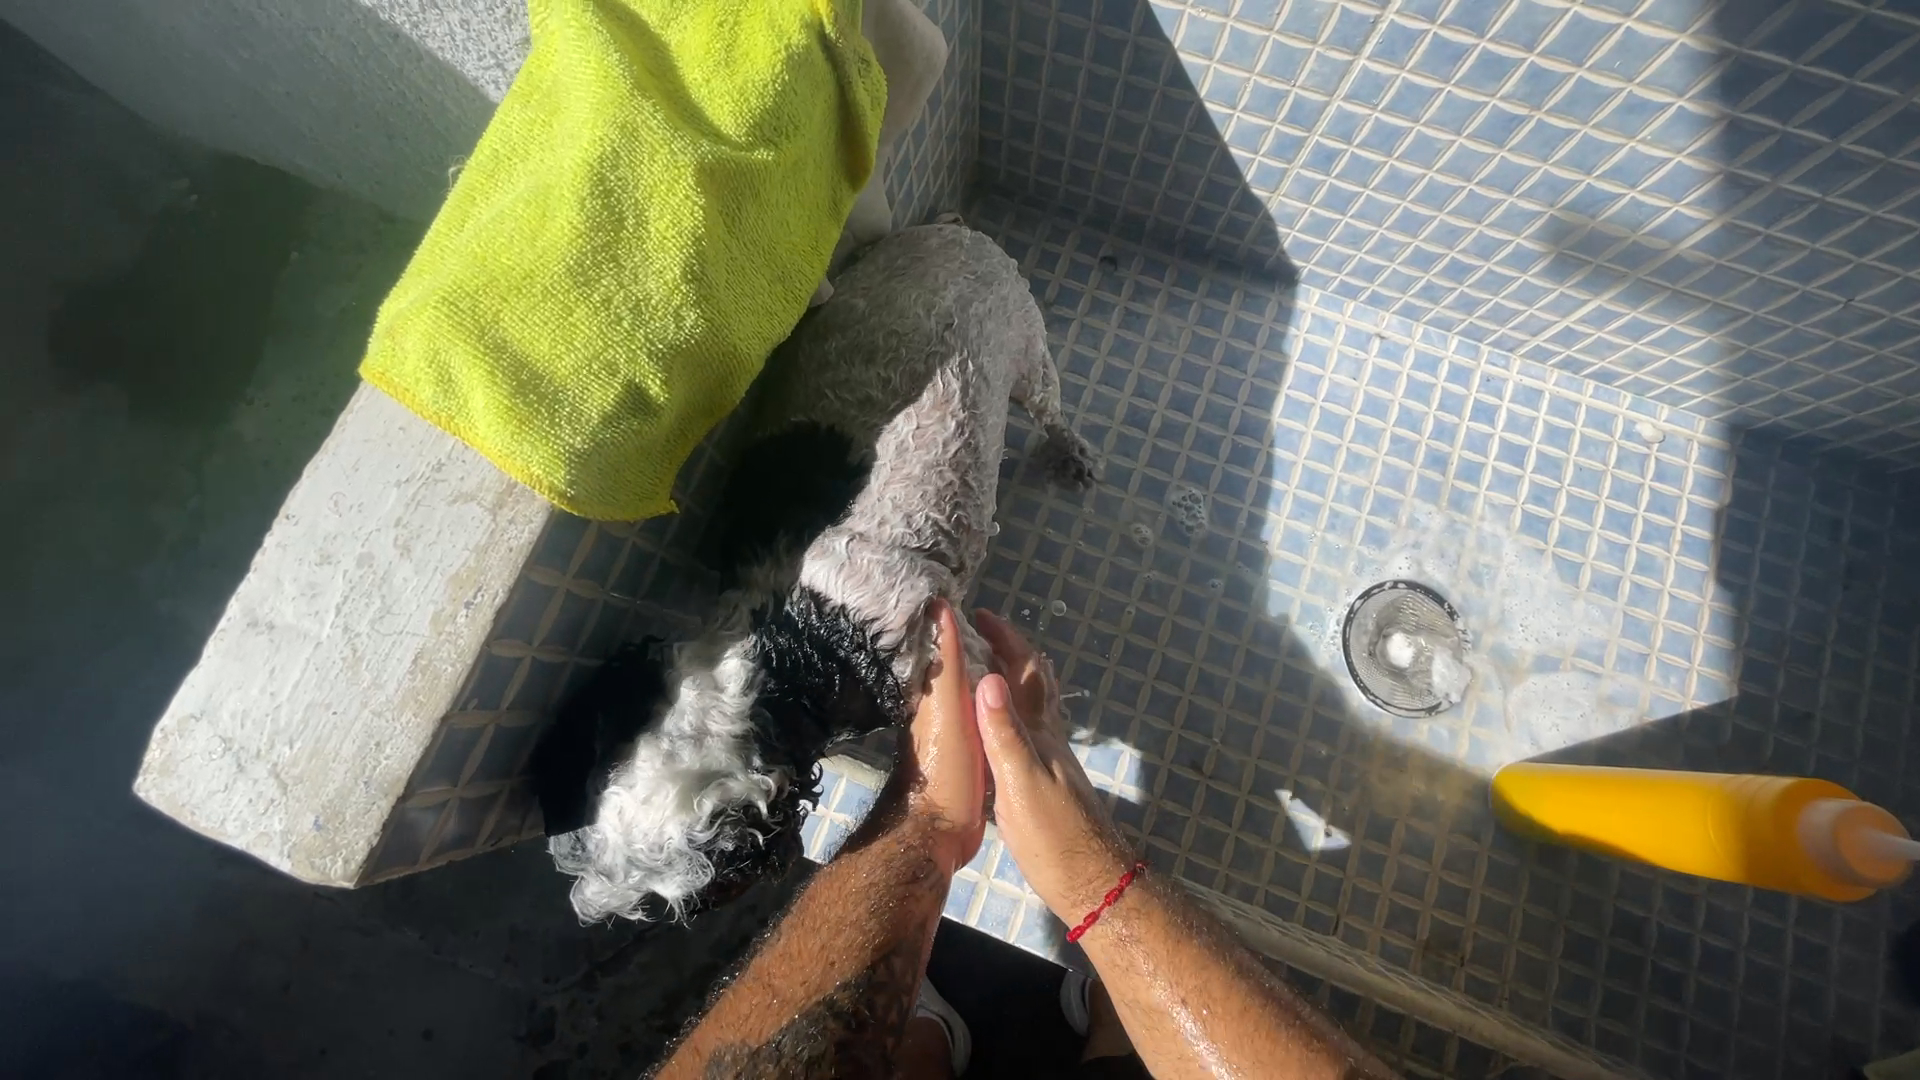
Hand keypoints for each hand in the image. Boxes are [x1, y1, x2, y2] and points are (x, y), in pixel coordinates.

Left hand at [889, 600, 987, 873]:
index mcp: (931, 695)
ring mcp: (950, 732)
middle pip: (954, 669)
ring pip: (966, 692)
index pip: (941, 648)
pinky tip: (998, 699)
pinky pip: (976, 716)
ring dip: (978, 673)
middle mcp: (937, 709)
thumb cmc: (945, 764)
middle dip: (968, 647)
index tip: (965, 601)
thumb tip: (938, 607)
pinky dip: (985, 701)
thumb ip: (948, 662)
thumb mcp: (949, 707)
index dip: (951, 625)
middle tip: (992, 625)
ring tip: (1000, 654)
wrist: (941, 828)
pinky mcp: (963, 753)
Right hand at [972, 609, 1130, 920]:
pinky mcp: (1042, 777)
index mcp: (1041, 732)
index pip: (1026, 671)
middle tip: (979, 631)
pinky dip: (1007, 710)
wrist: (1089, 881)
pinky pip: (1023, 727)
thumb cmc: (1053, 835)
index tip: (981, 614)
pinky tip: (993, 723)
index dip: (1007, 638)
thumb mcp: (1022, 783)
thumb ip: (1005, 733)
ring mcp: (1047, 756)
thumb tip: (991, 678)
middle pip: (1033, 680)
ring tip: (981, 665)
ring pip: (1031, 703)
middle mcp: (1047, 736)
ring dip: (1011, 676)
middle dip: (1009, 649)